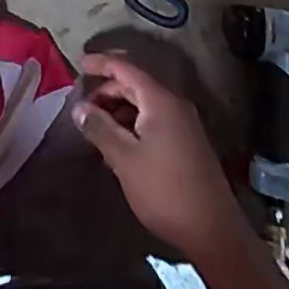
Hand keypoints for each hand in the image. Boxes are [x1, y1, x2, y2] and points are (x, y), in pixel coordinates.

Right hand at [72, 53, 248, 261]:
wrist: (209, 225)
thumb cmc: (163, 189)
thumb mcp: (124, 158)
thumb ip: (100, 128)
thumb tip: (80, 107)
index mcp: (161, 100)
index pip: (127, 69)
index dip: (102, 63)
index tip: (79, 63)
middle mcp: (175, 104)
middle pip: (136, 84)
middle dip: (107, 91)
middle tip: (82, 110)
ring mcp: (183, 122)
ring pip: (144, 104)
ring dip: (118, 110)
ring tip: (95, 130)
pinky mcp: (185, 140)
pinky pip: (153, 120)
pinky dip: (132, 124)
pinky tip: (116, 146)